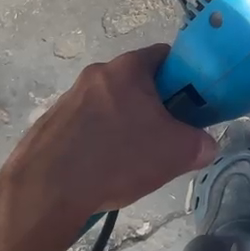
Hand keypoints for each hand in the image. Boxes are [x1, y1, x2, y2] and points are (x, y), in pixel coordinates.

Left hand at [0, 45, 217, 218]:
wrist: (43, 195)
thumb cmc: (116, 159)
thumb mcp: (175, 153)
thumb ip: (200, 144)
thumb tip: (206, 146)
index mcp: (128, 68)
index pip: (165, 56)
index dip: (183, 76)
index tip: (189, 103)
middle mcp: (96, 74)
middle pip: (135, 82)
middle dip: (151, 105)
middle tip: (162, 135)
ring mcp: (66, 99)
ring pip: (107, 106)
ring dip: (120, 125)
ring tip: (127, 161)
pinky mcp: (46, 127)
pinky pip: (81, 128)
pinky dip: (93, 143)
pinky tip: (97, 173)